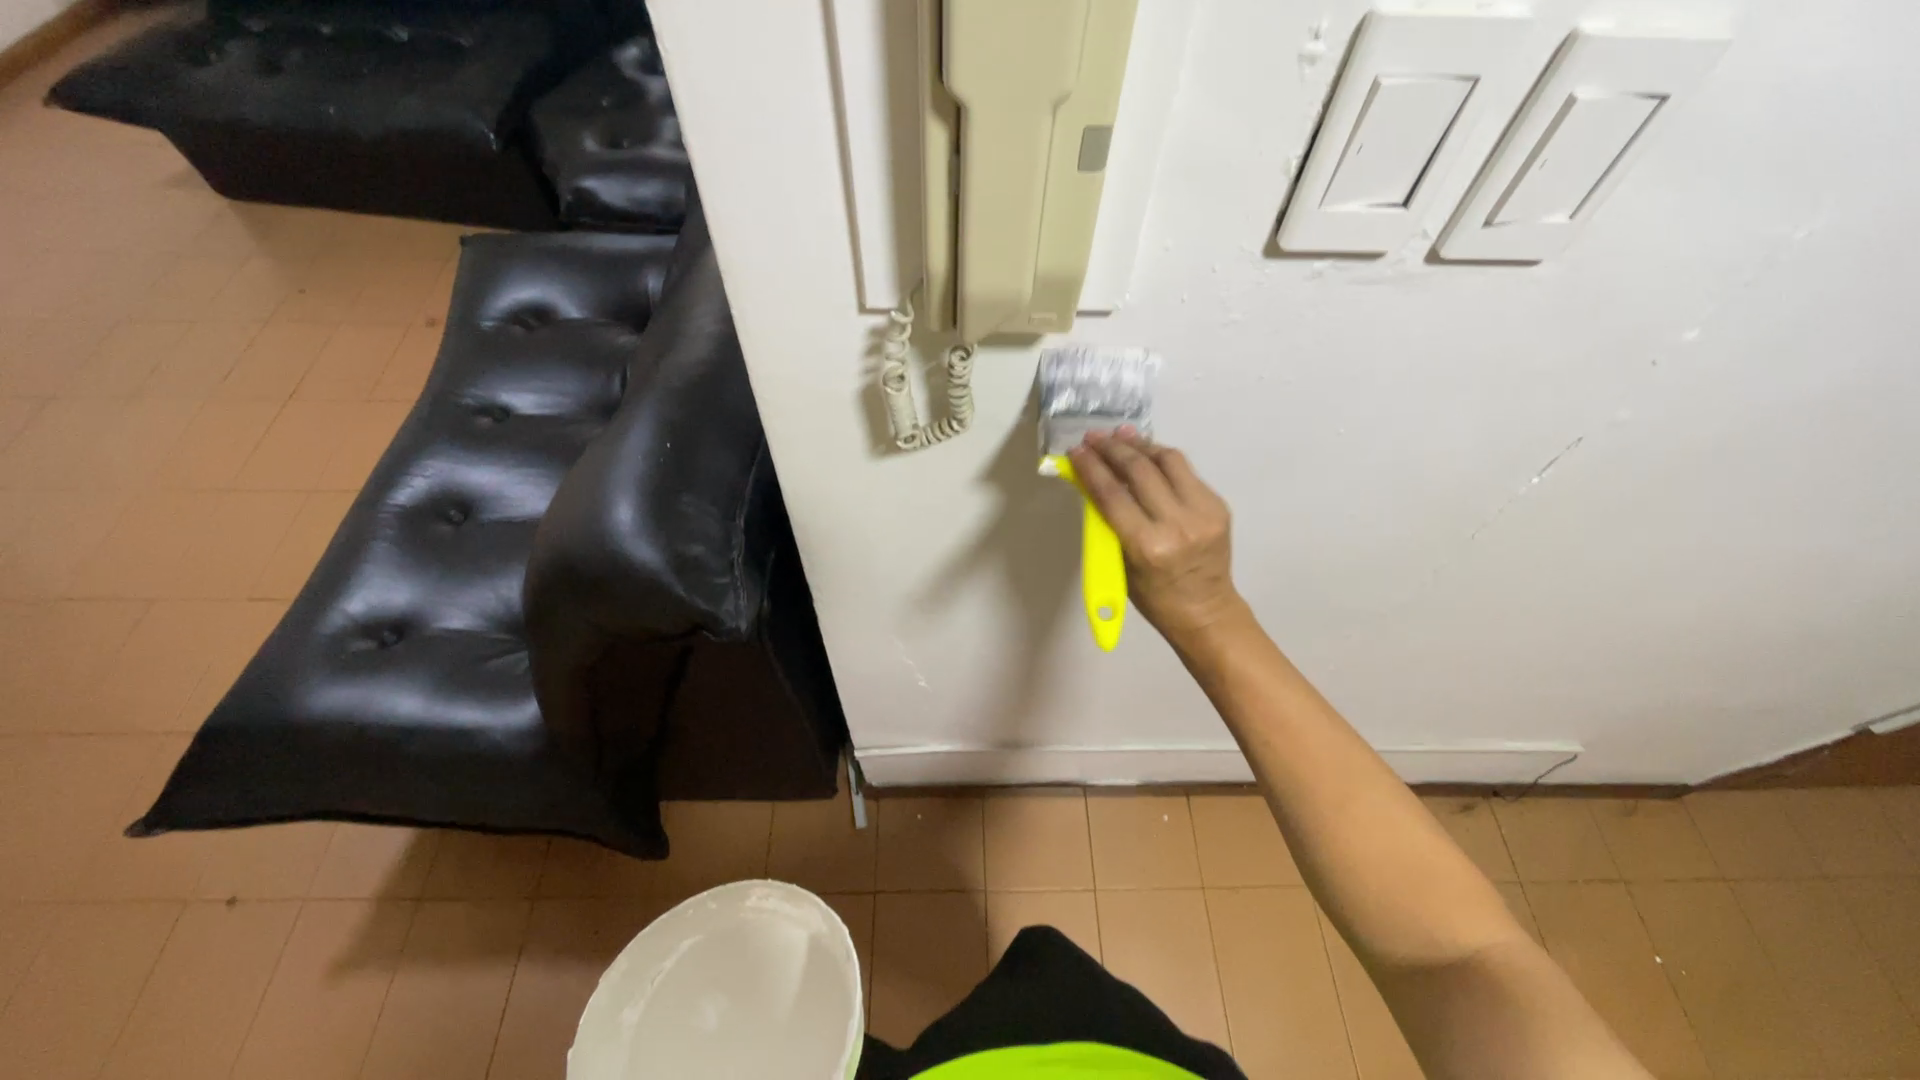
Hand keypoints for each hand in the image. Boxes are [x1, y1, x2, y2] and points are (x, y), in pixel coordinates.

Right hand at [1067, 430, 1242, 642]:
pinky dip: (1162, 459)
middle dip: (1112, 448)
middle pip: (1140, 470)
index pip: (1112, 494)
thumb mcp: (1121, 564)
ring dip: (1141, 445)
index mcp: (1148, 546)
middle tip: (1093, 437)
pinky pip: (1186, 473)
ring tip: (1120, 436)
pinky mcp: (1218, 506)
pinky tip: (1146, 454)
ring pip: (1168, 461)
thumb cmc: (1154, 598)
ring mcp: (1203, 512)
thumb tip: (1095, 482)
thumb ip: (1110, 523)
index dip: (1091, 468)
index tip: (1076, 451)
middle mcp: (1178, 524)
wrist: (1206, 612)